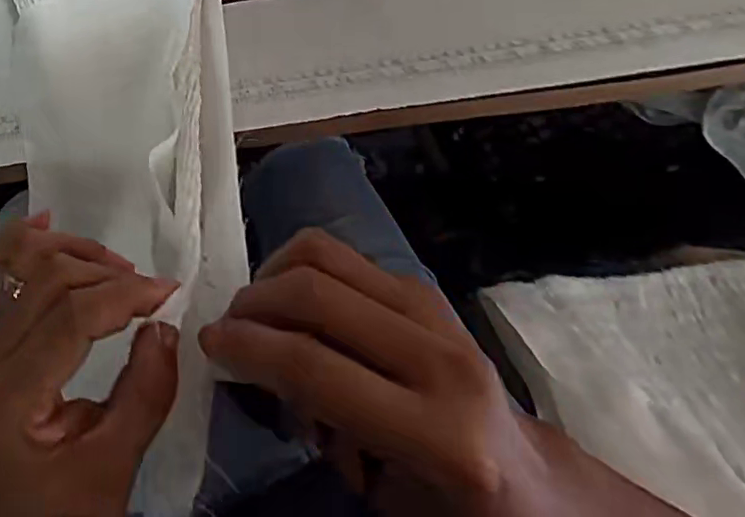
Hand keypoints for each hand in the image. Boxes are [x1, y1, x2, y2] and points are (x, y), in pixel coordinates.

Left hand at [0, 212, 180, 516]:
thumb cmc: (68, 511)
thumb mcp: (114, 466)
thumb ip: (145, 392)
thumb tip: (166, 325)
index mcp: (10, 393)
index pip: (70, 317)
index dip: (124, 295)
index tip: (169, 292)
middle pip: (49, 282)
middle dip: (107, 274)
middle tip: (152, 290)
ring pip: (29, 269)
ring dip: (78, 255)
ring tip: (122, 269)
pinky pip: (6, 278)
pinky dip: (28, 246)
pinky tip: (46, 222)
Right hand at [200, 228, 685, 516]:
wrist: (535, 486)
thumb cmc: (455, 514)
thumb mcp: (385, 501)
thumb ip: (320, 432)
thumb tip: (255, 368)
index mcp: (441, 434)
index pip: (315, 366)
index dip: (248, 348)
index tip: (209, 345)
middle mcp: (441, 358)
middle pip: (315, 291)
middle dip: (253, 303)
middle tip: (226, 327)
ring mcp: (436, 312)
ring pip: (325, 254)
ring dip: (274, 274)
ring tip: (259, 312)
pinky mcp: (425, 289)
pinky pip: (343, 254)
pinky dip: (301, 268)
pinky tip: (295, 304)